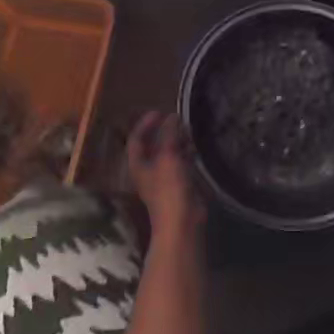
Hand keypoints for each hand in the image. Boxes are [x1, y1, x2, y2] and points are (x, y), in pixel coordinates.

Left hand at [127, 112, 203, 239]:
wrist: (182, 222)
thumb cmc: (169, 188)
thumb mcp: (168, 157)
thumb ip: (169, 135)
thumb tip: (172, 117)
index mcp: (138, 164)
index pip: (136, 138)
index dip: (145, 124)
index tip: (159, 111)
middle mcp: (148, 170)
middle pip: (152, 146)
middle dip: (164, 132)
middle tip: (178, 120)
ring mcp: (163, 179)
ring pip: (168, 154)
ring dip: (176, 142)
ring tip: (189, 131)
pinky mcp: (179, 186)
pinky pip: (180, 164)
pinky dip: (186, 154)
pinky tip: (197, 149)